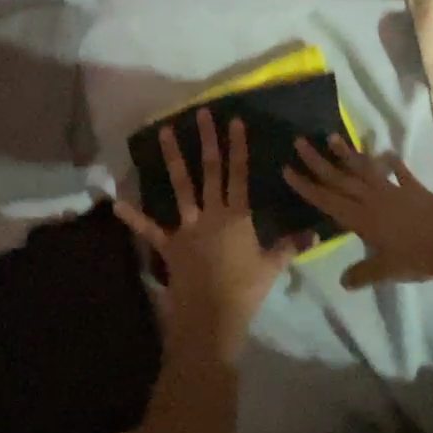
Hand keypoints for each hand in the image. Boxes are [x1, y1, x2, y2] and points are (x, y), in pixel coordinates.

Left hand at [113, 110, 302, 360]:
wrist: (211, 318)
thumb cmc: (245, 291)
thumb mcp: (272, 267)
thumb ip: (290, 246)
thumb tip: (316, 233)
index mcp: (237, 216)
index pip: (239, 173)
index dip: (238, 146)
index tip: (234, 120)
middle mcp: (212, 214)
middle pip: (209, 170)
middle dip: (206, 140)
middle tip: (201, 113)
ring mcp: (188, 228)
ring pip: (181, 187)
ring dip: (172, 158)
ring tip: (164, 132)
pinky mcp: (170, 246)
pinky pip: (150, 229)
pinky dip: (134, 217)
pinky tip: (116, 204)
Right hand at [285, 136, 432, 289]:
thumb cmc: (420, 255)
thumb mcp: (388, 270)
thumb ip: (364, 273)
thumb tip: (343, 281)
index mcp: (362, 218)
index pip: (327, 200)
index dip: (306, 187)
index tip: (288, 169)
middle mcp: (373, 198)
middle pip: (340, 179)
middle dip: (318, 162)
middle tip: (299, 142)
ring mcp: (393, 190)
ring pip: (364, 170)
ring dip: (347, 154)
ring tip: (331, 137)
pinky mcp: (413, 188)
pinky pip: (398, 172)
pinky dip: (390, 162)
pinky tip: (385, 153)